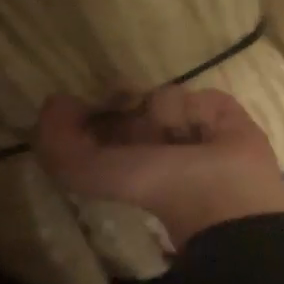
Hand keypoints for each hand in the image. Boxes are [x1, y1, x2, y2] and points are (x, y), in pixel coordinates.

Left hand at [34, 86, 283, 246]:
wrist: (218, 189)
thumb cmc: (152, 183)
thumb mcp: (81, 171)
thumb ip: (55, 136)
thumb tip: (65, 98)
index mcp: (122, 148)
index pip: (100, 112)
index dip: (93, 108)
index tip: (92, 109)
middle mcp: (155, 133)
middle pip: (133, 96)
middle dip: (134, 106)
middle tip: (144, 128)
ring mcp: (192, 122)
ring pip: (168, 94)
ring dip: (172, 115)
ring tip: (188, 138)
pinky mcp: (228, 114)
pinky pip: (206, 96)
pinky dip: (206, 112)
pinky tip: (213, 130)